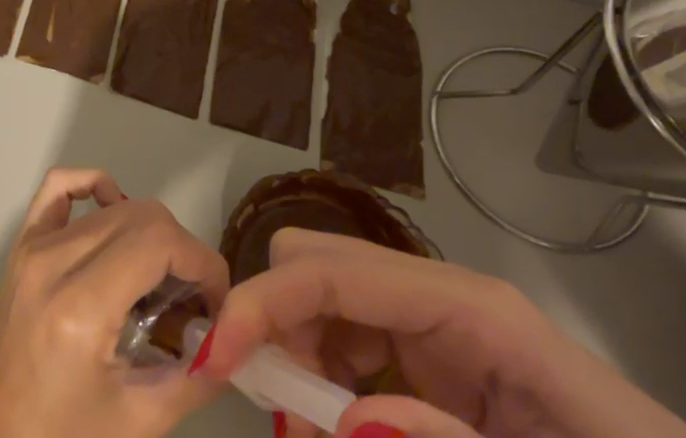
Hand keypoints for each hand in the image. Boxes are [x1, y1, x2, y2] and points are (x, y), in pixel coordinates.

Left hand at [0, 168, 229, 437]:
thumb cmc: (64, 432)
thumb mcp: (141, 418)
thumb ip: (197, 376)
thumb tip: (235, 340)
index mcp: (81, 304)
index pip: (159, 241)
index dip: (204, 263)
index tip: (216, 304)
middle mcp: (53, 261)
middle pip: (140, 216)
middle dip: (183, 252)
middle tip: (192, 302)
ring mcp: (33, 247)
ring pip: (111, 206)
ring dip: (150, 233)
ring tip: (160, 283)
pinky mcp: (21, 245)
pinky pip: (57, 188)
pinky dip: (93, 186)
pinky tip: (116, 216)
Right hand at [195, 229, 685, 437]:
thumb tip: (351, 417)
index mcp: (469, 308)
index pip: (333, 272)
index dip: (263, 304)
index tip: (215, 360)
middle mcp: (441, 295)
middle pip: (315, 262)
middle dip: (273, 321)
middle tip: (272, 404)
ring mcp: (435, 320)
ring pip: (320, 296)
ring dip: (292, 351)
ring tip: (306, 423)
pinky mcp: (433, 351)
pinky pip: (346, 336)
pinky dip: (320, 372)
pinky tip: (335, 417)